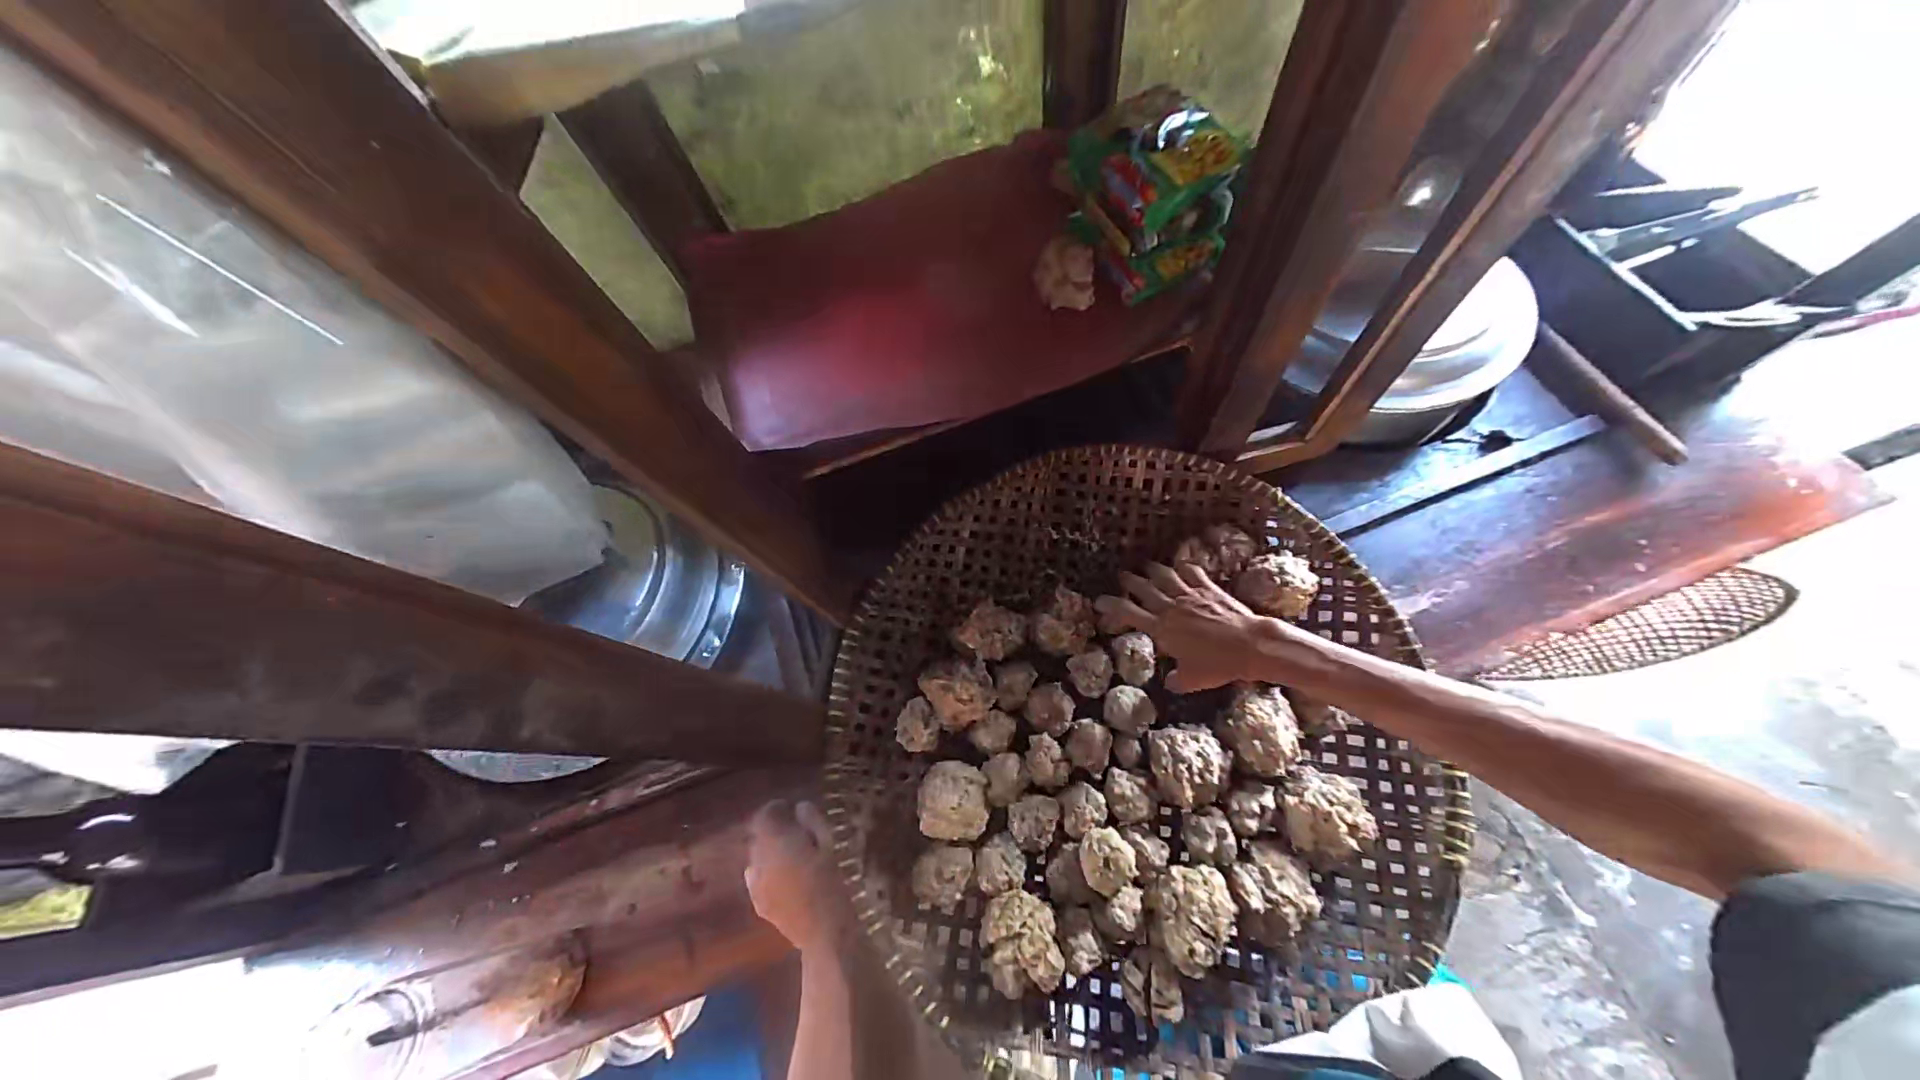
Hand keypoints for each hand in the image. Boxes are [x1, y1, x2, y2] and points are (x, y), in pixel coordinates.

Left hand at [746, 800, 842, 952]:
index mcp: (776, 841)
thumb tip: (800, 807)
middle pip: (759, 835)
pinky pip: (757, 878)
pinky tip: (784, 878)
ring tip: (791, 856)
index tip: (790, 808)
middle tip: (796, 832)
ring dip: (770, 851)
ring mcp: (755, 883)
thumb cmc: (832, 882)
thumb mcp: (828, 844)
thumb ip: (811, 821)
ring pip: (757, 856)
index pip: (765, 815)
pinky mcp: (757, 902)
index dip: (777, 808)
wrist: (824, 930)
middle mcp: (759, 859)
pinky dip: (767, 872)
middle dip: (774, 830)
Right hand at [1096, 562, 1272, 691]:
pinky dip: (1184, 566)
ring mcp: (1190, 595)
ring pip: (1164, 575)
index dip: (1111, 605)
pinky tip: (1181, 565)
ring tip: (1146, 565)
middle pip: (1143, 588)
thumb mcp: (1193, 680)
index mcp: (1161, 629)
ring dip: (1153, 569)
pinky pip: (1192, 572)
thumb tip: (1170, 682)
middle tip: (1122, 576)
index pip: (1128, 613)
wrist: (1251, 646)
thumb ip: (1177, 680)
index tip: (1099, 601)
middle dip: (1130, 581)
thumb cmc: (1219, 665)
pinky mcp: (1209, 589)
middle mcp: (1171, 608)